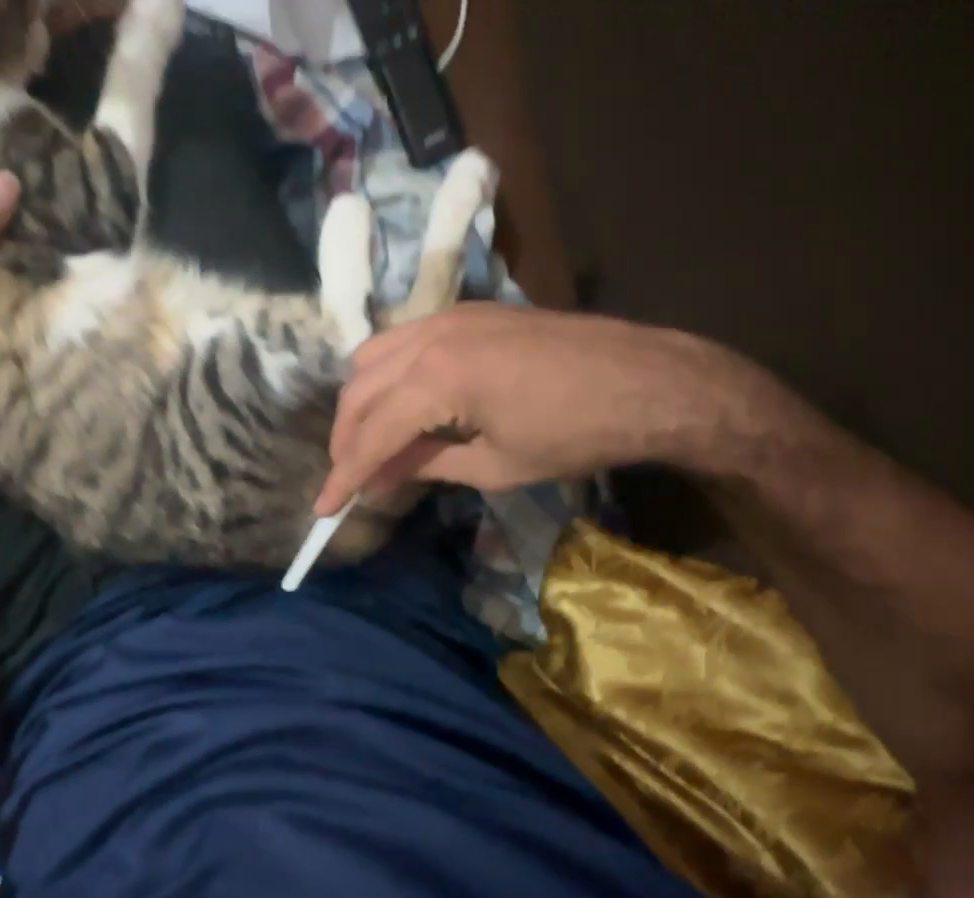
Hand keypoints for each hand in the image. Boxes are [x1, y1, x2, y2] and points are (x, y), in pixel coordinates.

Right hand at [314, 303, 763, 513]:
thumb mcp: (496, 466)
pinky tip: (398, 402)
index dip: (344, 476)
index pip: (371, 435)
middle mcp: (430, 337)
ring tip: (366, 442)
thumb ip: (427, 466)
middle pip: (360, 391)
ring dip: (360, 401)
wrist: (648, 381)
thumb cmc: (577, 435)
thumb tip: (380, 477)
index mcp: (437, 380)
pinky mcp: (468, 311)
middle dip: (345, 440)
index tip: (324, 510)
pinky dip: (387, 373)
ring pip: (373, 356)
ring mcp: (449, 316)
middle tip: (346, 479)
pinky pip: (402, 338)